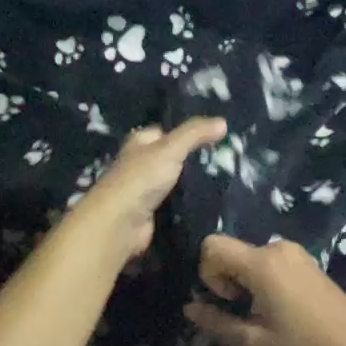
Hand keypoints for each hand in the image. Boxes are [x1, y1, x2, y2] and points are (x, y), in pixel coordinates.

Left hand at [61, 118, 226, 264]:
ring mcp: (144, 191)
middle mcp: (139, 165)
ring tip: (225, 181)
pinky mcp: (151, 214)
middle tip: (224, 160)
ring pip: (174, 182)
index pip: (163, 132)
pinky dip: (189, 204)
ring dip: (192, 184)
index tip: (213, 136)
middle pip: (170, 158)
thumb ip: (195, 133)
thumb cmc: (141, 178)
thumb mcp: (171, 148)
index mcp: (139, 143)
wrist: (120, 224)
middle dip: (192, 160)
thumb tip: (223, 122)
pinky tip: (211, 203)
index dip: (185, 132)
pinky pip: (175, 205)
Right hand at [184, 235, 345, 345]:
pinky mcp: (305, 260)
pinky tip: (282, 310)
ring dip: (246, 284)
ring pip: (249, 258)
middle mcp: (277, 247)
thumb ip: (216, 323)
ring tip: (266, 317)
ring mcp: (294, 251)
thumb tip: (190, 307)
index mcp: (263, 263)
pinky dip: (263, 281)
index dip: (209, 274)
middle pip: (231, 252)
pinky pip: (268, 262)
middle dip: (228, 282)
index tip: (231, 302)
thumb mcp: (254, 344)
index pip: (212, 245)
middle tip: (248, 316)